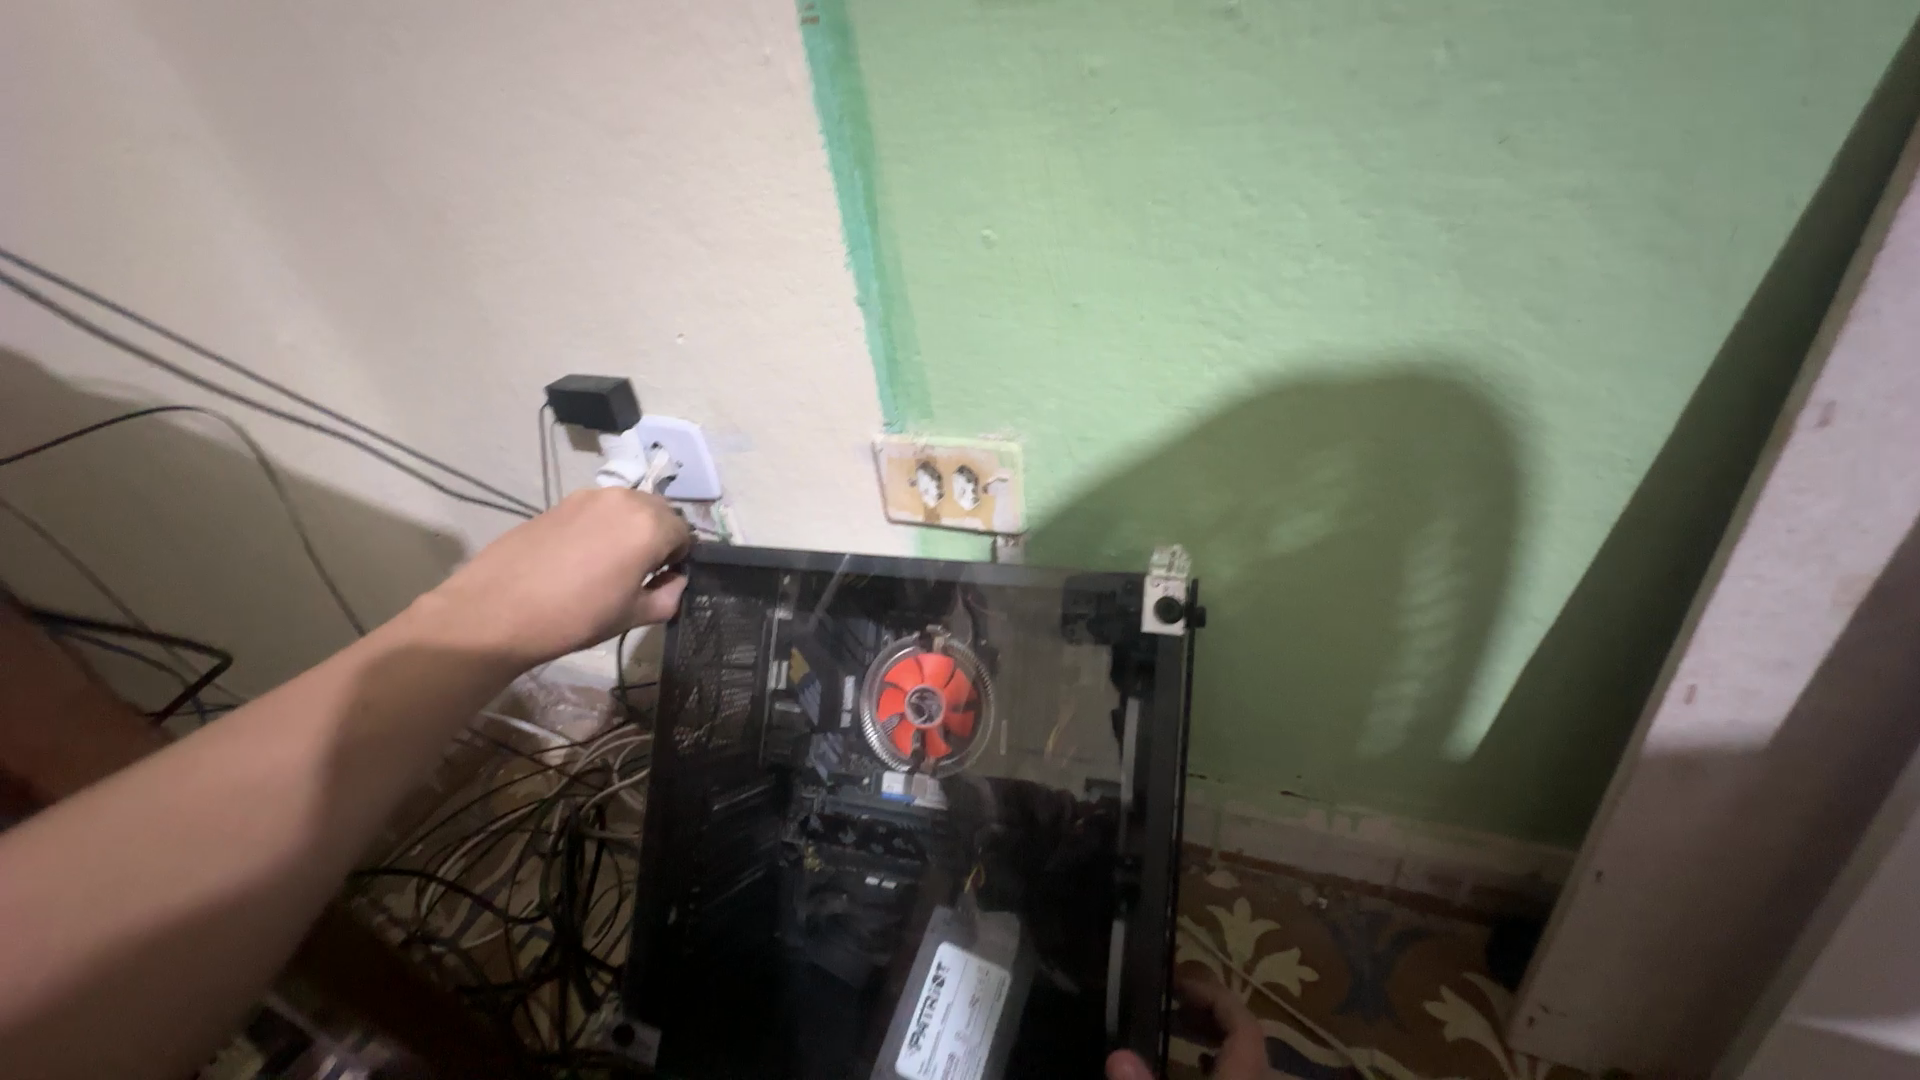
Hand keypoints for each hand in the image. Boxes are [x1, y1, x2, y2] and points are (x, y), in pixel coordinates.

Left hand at [414, 488, 691, 664]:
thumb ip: (669, 595)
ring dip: (632, 528)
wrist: (497, 610)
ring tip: (612, 562)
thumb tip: (675, 581)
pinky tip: (584, 556)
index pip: (685, 534)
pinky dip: (605, 525)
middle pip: (660, 512)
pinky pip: (600, 509)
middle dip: (659, 536)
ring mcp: (590, 497)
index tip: (662, 580)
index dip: (679, 559)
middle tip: (641, 570)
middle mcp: (625, 500)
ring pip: (630, 506)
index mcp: (650, 526)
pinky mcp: (562, 502)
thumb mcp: (634, 615)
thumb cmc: (576, 616)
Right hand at [1105, 971, 1270, 1079]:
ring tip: (1176, 1023)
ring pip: (1246, 1058)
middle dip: (1209, 1009)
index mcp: (1243, 1079)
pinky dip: (1221, 1062)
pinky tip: (1194, 1064)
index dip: (1214, 995)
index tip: (1176, 982)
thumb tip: (1117, 1056)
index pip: (1244, 1025)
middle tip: (1170, 997)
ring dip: (1213, 1034)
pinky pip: (1240, 1075)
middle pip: (1247, 1037)